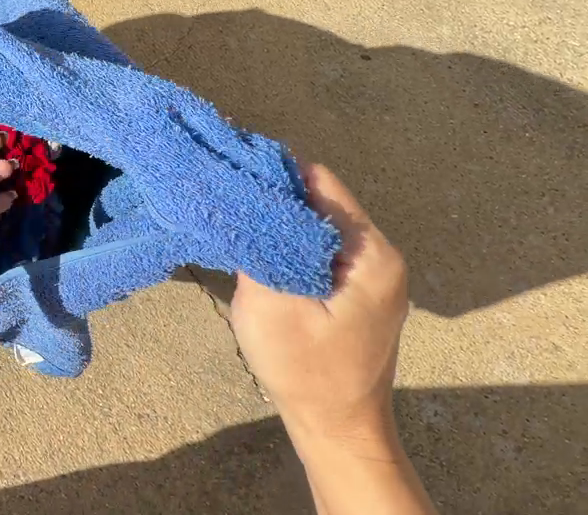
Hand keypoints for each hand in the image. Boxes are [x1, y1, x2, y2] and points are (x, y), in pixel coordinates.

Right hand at [230, 162, 409, 447]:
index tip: (220, 162)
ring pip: (308, 218)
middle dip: (263, 187)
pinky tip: (243, 235)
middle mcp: (376, 254)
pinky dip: (276, 232)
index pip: (317, 180)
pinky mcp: (349, 285)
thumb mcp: (271, 297)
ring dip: (266, 211)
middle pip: (313, 196)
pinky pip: (310, 240)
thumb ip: (259, 239)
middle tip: (212, 183)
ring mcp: (365, 272)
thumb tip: (234, 190)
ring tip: (219, 205)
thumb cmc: (304, 364)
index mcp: (369, 252)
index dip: (267, 167)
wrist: (335, 425)